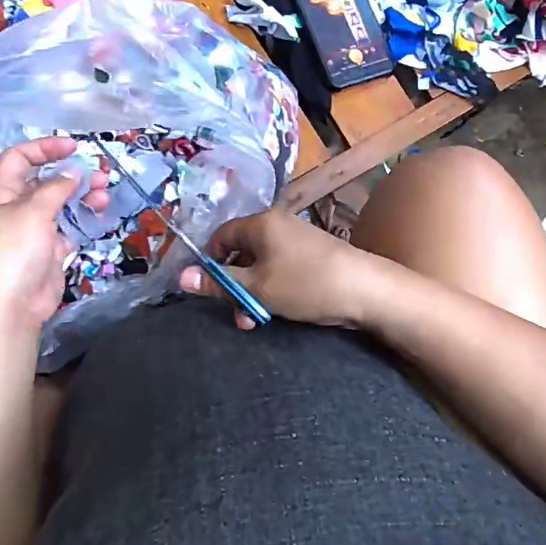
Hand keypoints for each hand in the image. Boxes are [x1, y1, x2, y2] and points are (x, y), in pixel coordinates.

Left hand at [0, 137, 109, 327]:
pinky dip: (84, 220)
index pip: (19, 158)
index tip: (75, 146)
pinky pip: (68, 228)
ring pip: (60, 204)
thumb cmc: (11, 251)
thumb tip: (73, 171)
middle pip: (45, 181)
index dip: (44, 148)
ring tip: (104, 197)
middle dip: (73, 174)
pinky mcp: (47, 252)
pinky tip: (99, 217)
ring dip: (83, 196)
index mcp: (0, 193)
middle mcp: (14, 208)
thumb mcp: (33, 211)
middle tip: (101, 176)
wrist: (6, 306)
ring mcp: (31, 231)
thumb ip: (56, 187)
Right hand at [179, 207, 385, 330]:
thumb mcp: (257, 288)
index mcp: (262, 223)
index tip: (207, 289)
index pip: (221, 235)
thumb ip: (219, 283)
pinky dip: (273, 291)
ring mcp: (298, 242)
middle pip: (241, 253)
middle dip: (233, 286)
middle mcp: (279, 226)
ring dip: (253, 294)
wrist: (365, 290)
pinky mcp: (313, 258)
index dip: (209, 262)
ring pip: (261, 267)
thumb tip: (180, 275)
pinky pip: (281, 272)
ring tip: (255, 320)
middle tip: (237, 314)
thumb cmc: (306, 283)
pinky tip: (276, 313)